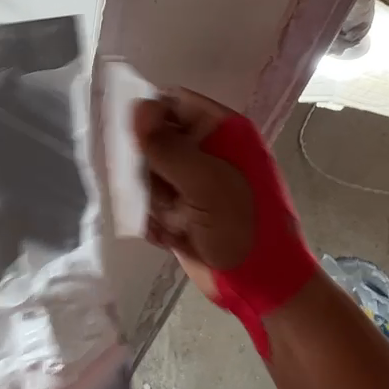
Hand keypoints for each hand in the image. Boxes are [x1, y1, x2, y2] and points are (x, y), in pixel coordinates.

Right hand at [131, 88, 258, 300]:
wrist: (263, 285)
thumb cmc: (243, 226)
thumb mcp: (204, 183)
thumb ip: (167, 146)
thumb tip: (137, 107)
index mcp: (221, 131)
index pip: (172, 103)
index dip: (147, 116)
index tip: (125, 138)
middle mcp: (205, 151)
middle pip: (153, 140)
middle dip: (146, 167)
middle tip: (154, 189)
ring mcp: (192, 183)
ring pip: (147, 175)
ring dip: (151, 200)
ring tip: (172, 219)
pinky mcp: (182, 212)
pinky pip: (151, 206)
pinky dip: (155, 222)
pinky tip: (171, 236)